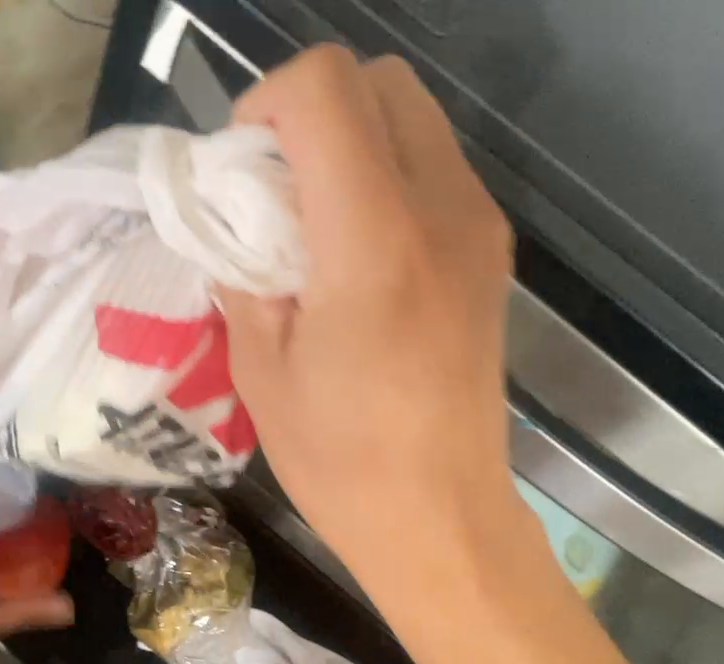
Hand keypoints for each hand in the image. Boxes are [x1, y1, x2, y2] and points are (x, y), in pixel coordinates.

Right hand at [219, 48, 520, 577]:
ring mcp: (478, 228)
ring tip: (308, 227)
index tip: (239, 173)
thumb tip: (233, 226)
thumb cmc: (340, 462)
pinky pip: (433, 170)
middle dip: (309, 115)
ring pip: (412, 119)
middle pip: (379, 83)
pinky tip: (352, 257)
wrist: (440, 519)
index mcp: (372, 241)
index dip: (264, 107)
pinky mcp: (490, 254)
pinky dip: (383, 179)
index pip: (325, 91)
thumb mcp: (261, 372)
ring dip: (348, 145)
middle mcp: (441, 211)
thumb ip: (243, 276)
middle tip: (269, 192)